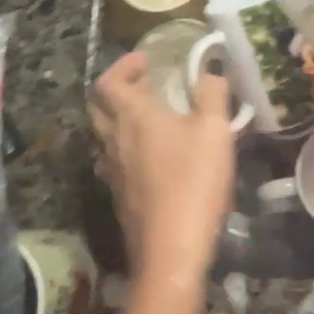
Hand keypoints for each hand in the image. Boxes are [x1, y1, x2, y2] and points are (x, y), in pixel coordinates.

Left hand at [89, 52, 235, 279]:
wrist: (171, 252)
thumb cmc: (193, 182)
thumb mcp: (215, 130)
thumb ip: (212, 94)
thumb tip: (209, 71)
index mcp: (133, 117)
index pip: (108, 82)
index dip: (123, 66)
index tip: (147, 61)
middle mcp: (114, 141)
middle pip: (98, 107)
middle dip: (118, 90)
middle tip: (146, 85)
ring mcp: (112, 173)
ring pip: (103, 137)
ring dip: (119, 121)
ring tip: (149, 119)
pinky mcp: (118, 199)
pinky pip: (112, 163)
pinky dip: (125, 150)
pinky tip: (151, 158)